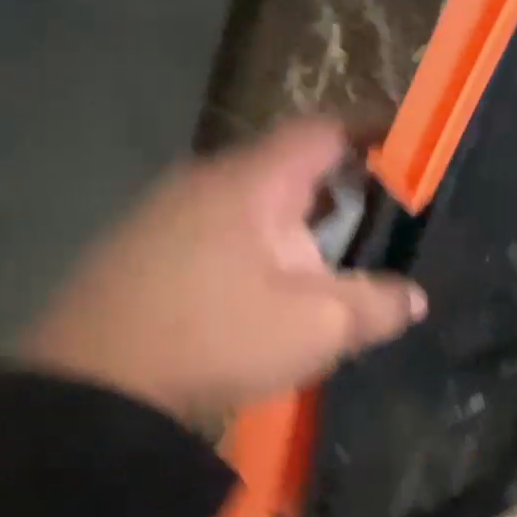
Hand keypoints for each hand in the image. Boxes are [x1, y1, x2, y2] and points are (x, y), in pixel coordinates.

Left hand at [19, 117, 425, 419]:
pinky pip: (236, 228)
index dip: (372, 133)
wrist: (103, 382)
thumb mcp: (324, 325)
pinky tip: (299, 280)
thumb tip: (414, 295)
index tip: (413, 147)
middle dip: (349, 183)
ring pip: (263, 200)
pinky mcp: (158, 248)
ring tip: (358, 250)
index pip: (322, 134)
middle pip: (292, 166)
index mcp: (253, 185)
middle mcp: (209, 183)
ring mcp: (175, 214)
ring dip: (313, 218)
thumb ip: (380, 304)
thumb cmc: (223, 336)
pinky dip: (279, 241)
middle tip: (400, 209)